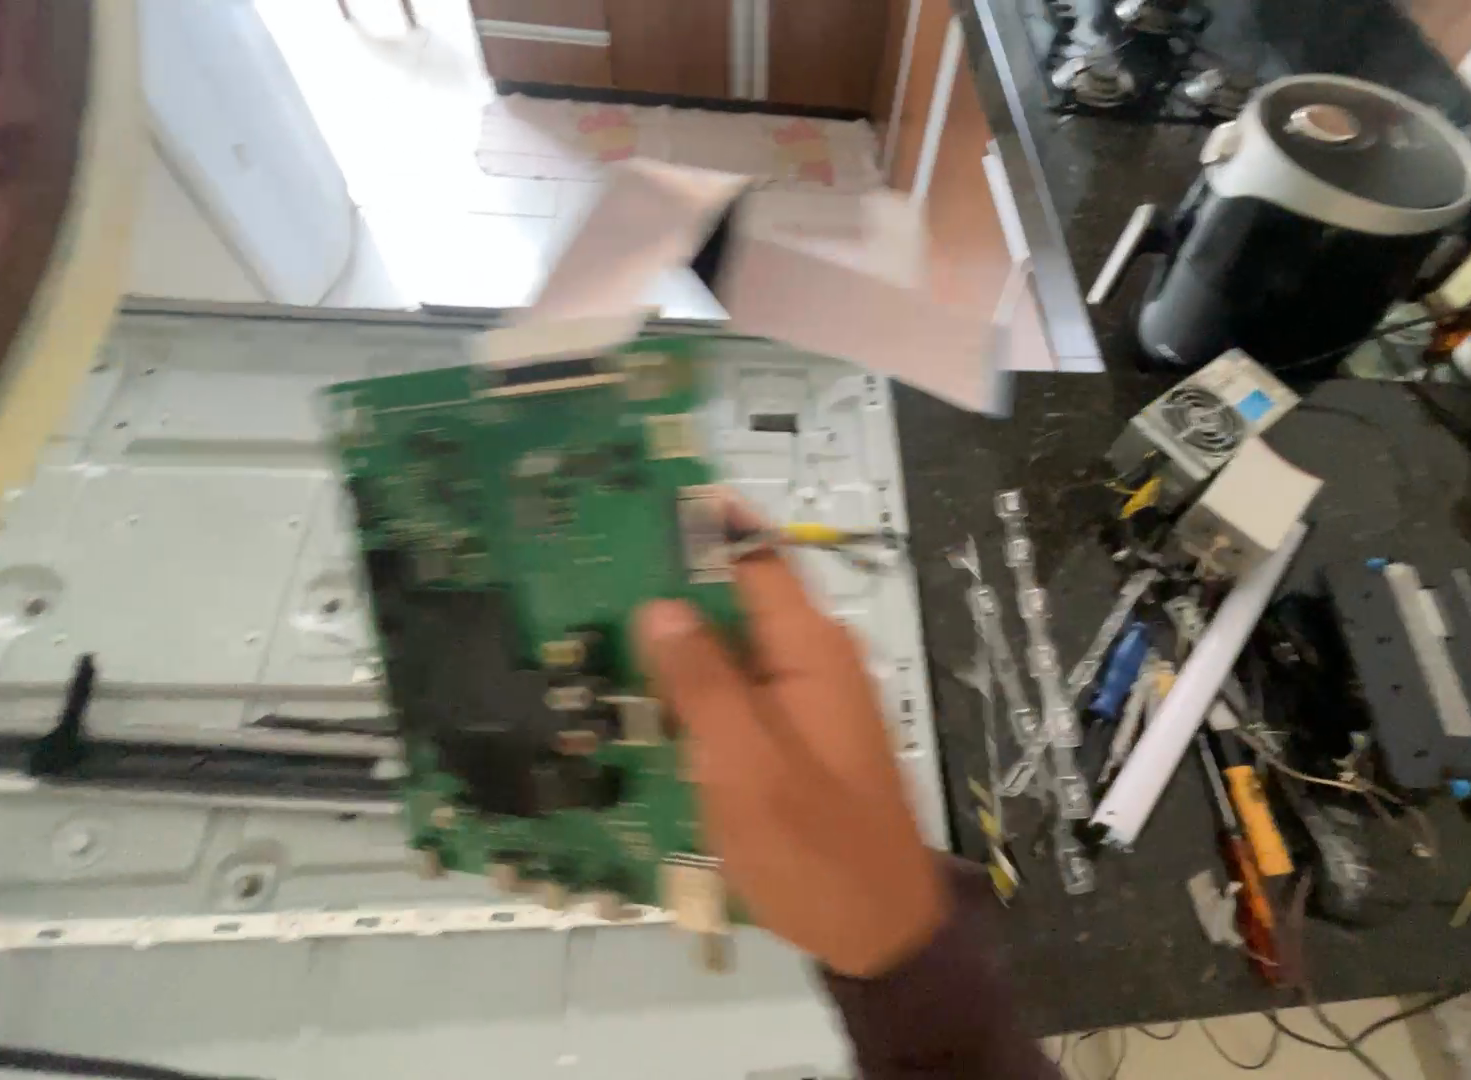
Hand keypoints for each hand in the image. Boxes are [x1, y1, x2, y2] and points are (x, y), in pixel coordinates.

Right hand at [633, 542, 947, 976]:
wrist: (879, 924)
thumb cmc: (813, 849)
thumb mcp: (745, 766)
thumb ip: (702, 681)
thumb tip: (661, 605)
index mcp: (811, 648)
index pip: (754, 557)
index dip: (699, 528)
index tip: (636, 507)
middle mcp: (818, 655)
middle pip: (740, 599)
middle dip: (674, 591)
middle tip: (591, 583)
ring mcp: (814, 692)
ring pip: (738, 647)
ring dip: (683, 646)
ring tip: (603, 639)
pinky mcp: (804, 728)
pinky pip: (747, 688)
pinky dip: (703, 688)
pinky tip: (653, 706)